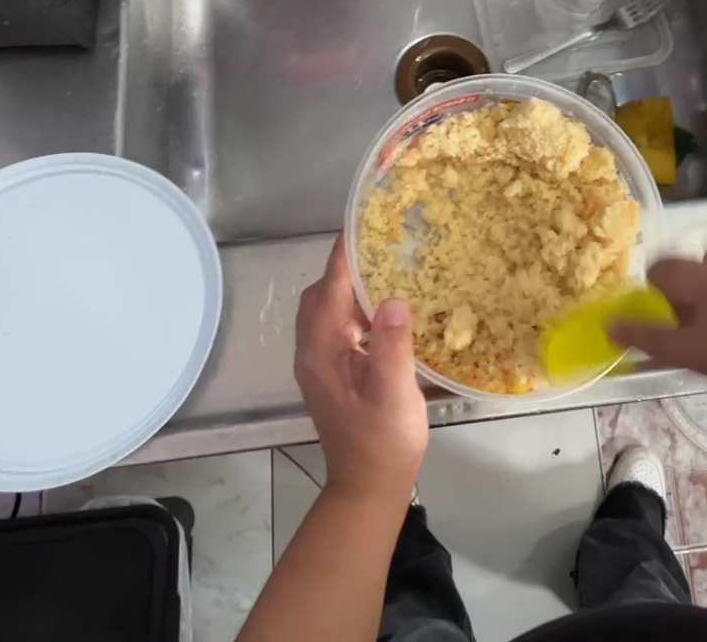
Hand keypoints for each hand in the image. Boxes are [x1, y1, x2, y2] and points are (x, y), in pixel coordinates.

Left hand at [294, 237, 428, 500]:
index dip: (344, 254)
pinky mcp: (331, 370)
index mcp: (322, 350)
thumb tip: (393, 299)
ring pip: (327, 308)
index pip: (329, 288)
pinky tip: (386, 310)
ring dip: (351, 286)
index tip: (363, 222)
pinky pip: (337, 324)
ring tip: (388, 269)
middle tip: (384, 246)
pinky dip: (355, 307)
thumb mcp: (394, 395)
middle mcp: (312, 350)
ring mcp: (319, 361)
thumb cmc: (383, 441)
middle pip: (321, 293)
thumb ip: (392, 347)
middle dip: (346, 266)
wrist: (368, 485)